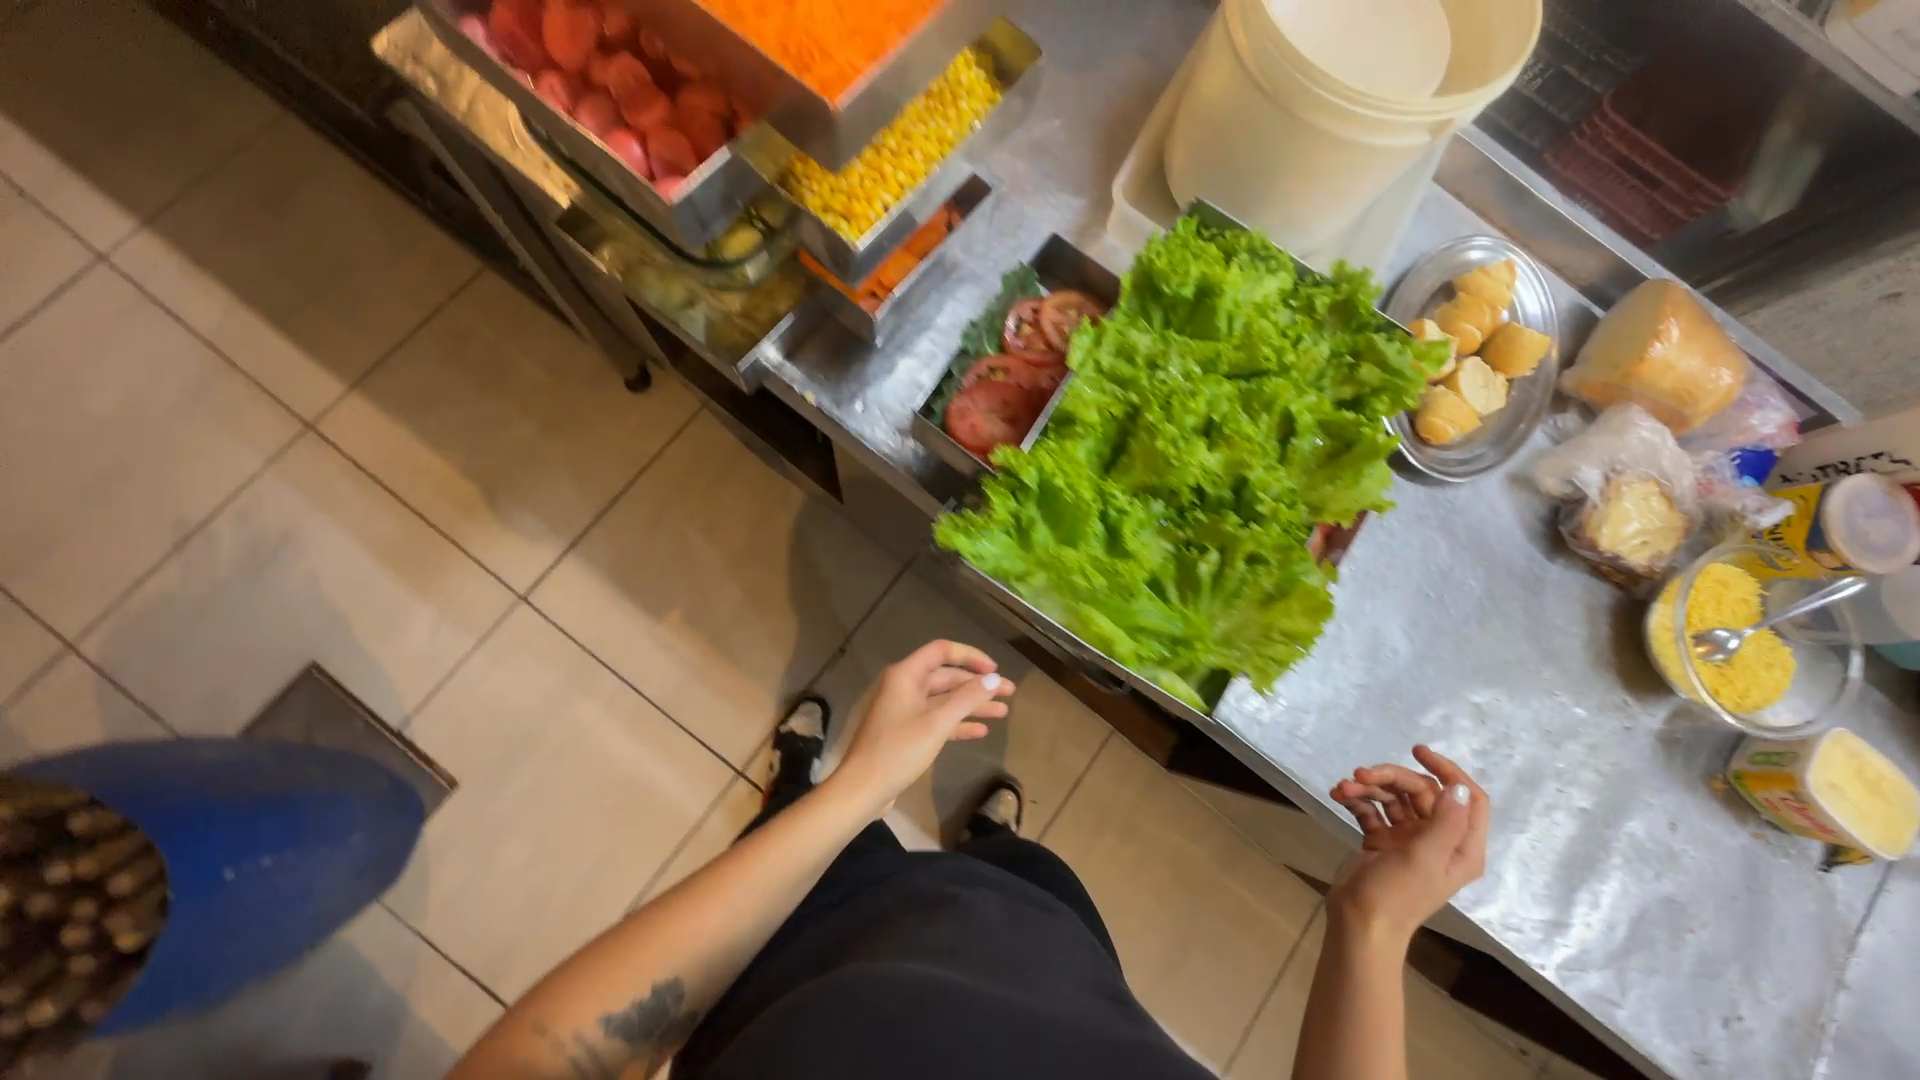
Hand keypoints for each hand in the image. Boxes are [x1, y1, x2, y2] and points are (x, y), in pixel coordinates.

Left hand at [830, 640, 1015, 812]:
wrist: (863, 788)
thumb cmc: (898, 750)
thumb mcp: (937, 723)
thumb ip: (967, 698)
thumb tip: (994, 679)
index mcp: (906, 675)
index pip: (942, 651)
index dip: (971, 656)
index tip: (994, 671)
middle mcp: (905, 687)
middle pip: (947, 677)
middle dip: (978, 685)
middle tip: (1009, 692)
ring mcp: (905, 710)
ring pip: (945, 701)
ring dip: (972, 705)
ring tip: (1003, 712)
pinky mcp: (907, 732)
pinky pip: (937, 720)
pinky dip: (958, 723)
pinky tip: (981, 731)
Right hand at [1326, 745, 1488, 946]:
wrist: (1359, 923)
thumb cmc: (1398, 894)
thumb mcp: (1425, 857)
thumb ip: (1446, 821)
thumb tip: (1460, 786)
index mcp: (1460, 846)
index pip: (1469, 798)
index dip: (1449, 771)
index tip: (1418, 752)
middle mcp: (1437, 839)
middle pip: (1422, 792)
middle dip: (1391, 778)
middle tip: (1361, 774)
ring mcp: (1408, 840)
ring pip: (1393, 798)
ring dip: (1368, 788)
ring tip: (1343, 787)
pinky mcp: (1380, 841)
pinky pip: (1371, 810)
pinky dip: (1356, 800)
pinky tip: (1337, 796)